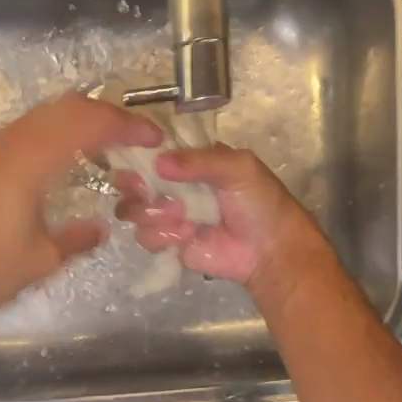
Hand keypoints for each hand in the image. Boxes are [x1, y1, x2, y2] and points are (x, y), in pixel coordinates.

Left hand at [0, 93, 162, 324]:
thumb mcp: (38, 260)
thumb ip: (74, 240)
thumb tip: (99, 229)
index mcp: (29, 160)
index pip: (88, 124)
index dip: (126, 126)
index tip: (155, 139)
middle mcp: (9, 145)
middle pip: (65, 108)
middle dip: (106, 117)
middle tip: (135, 140)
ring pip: (42, 118)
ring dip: (78, 124)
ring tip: (107, 149)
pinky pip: (25, 134)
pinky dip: (54, 137)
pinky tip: (63, 164)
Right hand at [114, 144, 335, 295]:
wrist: (268, 250)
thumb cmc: (259, 202)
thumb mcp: (238, 168)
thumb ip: (199, 161)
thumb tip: (158, 163)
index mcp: (189, 162)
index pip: (152, 151)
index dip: (137, 154)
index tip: (136, 160)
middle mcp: (173, 186)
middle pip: (132, 182)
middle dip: (135, 186)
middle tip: (147, 191)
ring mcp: (168, 216)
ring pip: (133, 211)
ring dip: (153, 214)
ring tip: (181, 217)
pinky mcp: (168, 243)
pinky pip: (145, 237)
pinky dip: (162, 236)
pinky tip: (186, 236)